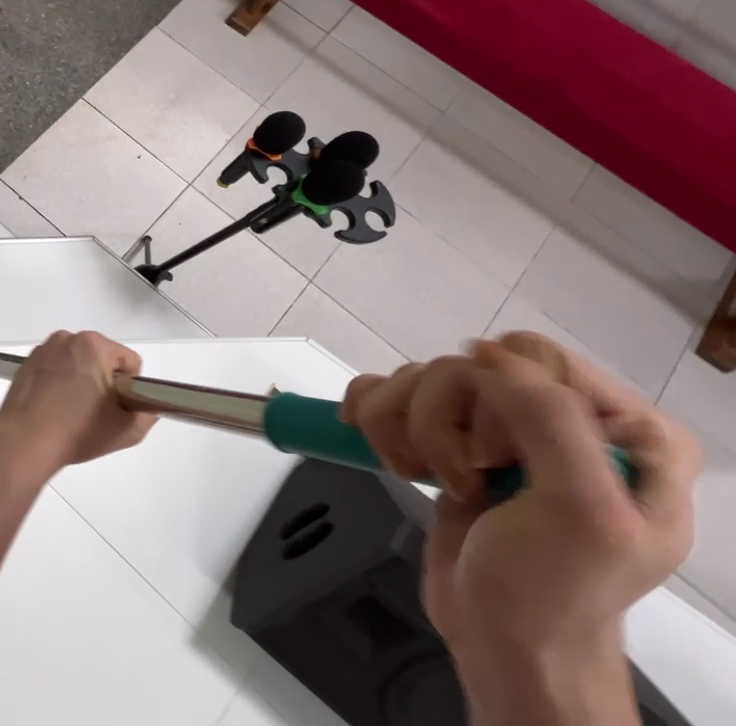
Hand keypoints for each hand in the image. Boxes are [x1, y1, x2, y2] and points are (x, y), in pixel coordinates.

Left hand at [0, 330, 154, 476]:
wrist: (26, 440)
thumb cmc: (78, 430)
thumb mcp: (128, 429)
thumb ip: (149, 412)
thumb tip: (146, 406)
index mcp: (92, 345)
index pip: (129, 361)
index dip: (131, 386)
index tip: (118, 406)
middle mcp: (65, 339)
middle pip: (101, 358)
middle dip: (104, 381)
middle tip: (97, 410)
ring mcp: (43, 350)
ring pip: (77, 363)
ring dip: (81, 380)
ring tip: (75, 410)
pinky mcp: (26, 364)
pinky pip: (54, 368)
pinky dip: (59, 382)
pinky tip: (56, 406)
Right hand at [341, 334, 700, 721]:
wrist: (506, 640)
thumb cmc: (553, 587)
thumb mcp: (579, 510)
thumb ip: (549, 421)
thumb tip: (486, 352)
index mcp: (621, 428)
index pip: (532, 357)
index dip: (497, 397)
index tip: (497, 457)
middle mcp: (561, 419)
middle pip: (462, 367)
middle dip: (438, 422)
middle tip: (461, 478)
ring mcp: (497, 430)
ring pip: (417, 379)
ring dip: (400, 428)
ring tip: (426, 479)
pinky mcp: (443, 441)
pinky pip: (386, 394)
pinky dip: (372, 420)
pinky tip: (392, 459)